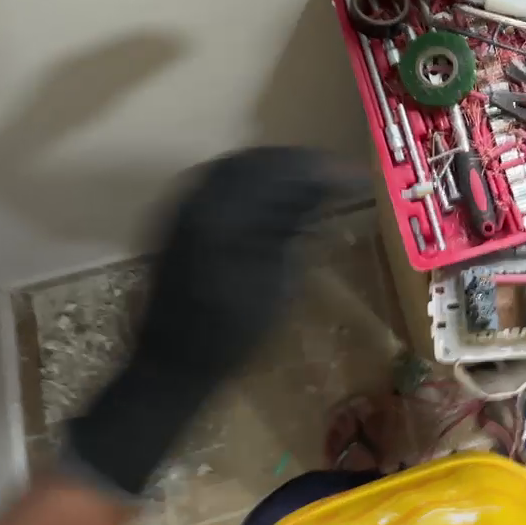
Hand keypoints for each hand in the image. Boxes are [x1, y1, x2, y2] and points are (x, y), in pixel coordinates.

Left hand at [64, 147, 346, 497]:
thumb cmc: (233, 334)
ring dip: (278, 169)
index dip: (324, 169)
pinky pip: (218, 181)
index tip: (355, 176)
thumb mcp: (279, 280)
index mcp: (228, 213)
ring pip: (238, 165)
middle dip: (302, 163)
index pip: (285, 170)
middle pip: (260, 159)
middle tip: (337, 176)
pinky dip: (252, 180)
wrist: (170, 365)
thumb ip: (296, 226)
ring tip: (313, 183)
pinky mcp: (176, 219)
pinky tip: (274, 196)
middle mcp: (200, 198)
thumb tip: (325, 189)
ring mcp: (182, 207)